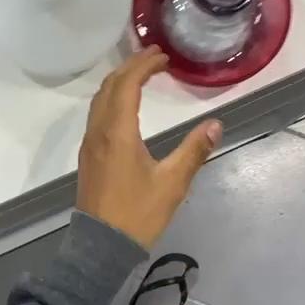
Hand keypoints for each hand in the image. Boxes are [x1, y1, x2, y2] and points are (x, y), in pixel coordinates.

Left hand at [75, 48, 221, 248]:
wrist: (102, 247)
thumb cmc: (138, 214)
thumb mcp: (172, 183)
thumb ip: (193, 151)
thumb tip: (216, 125)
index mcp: (117, 133)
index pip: (127, 86)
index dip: (143, 66)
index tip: (163, 57)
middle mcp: (98, 132)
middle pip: (109, 87)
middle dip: (131, 68)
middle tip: (155, 59)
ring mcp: (90, 144)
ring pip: (99, 101)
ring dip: (119, 82)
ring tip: (141, 75)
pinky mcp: (89, 157)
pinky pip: (97, 115)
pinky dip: (112, 99)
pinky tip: (126, 106)